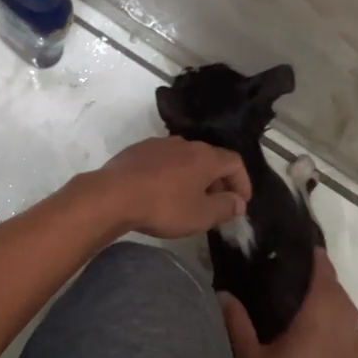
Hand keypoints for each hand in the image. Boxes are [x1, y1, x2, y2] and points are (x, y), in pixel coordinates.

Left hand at [81, 136, 249, 237]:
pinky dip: (174, 175)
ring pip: (186, 159)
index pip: (234, 161)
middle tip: (218, 207)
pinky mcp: (139, 150)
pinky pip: (165, 160)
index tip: (240, 204)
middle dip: (219, 182)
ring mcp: (158, 144)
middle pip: (210, 158)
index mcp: (204, 155)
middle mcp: (183, 143)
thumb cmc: (164, 205)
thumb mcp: (202, 214)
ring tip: (191, 202)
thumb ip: (225, 207)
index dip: (243, 182)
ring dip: (195, 178)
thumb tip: (238, 201)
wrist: (114, 194)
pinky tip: (164, 193)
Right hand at [221, 250, 357, 357]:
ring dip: (334, 320)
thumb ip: (236, 324)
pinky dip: (340, 350)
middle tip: (296, 281)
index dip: (318, 260)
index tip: (305, 245)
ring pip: (352, 333)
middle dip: (325, 288)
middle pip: (343, 303)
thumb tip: (223, 290)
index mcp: (323, 325)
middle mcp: (350, 343)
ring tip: (305, 319)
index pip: (327, 279)